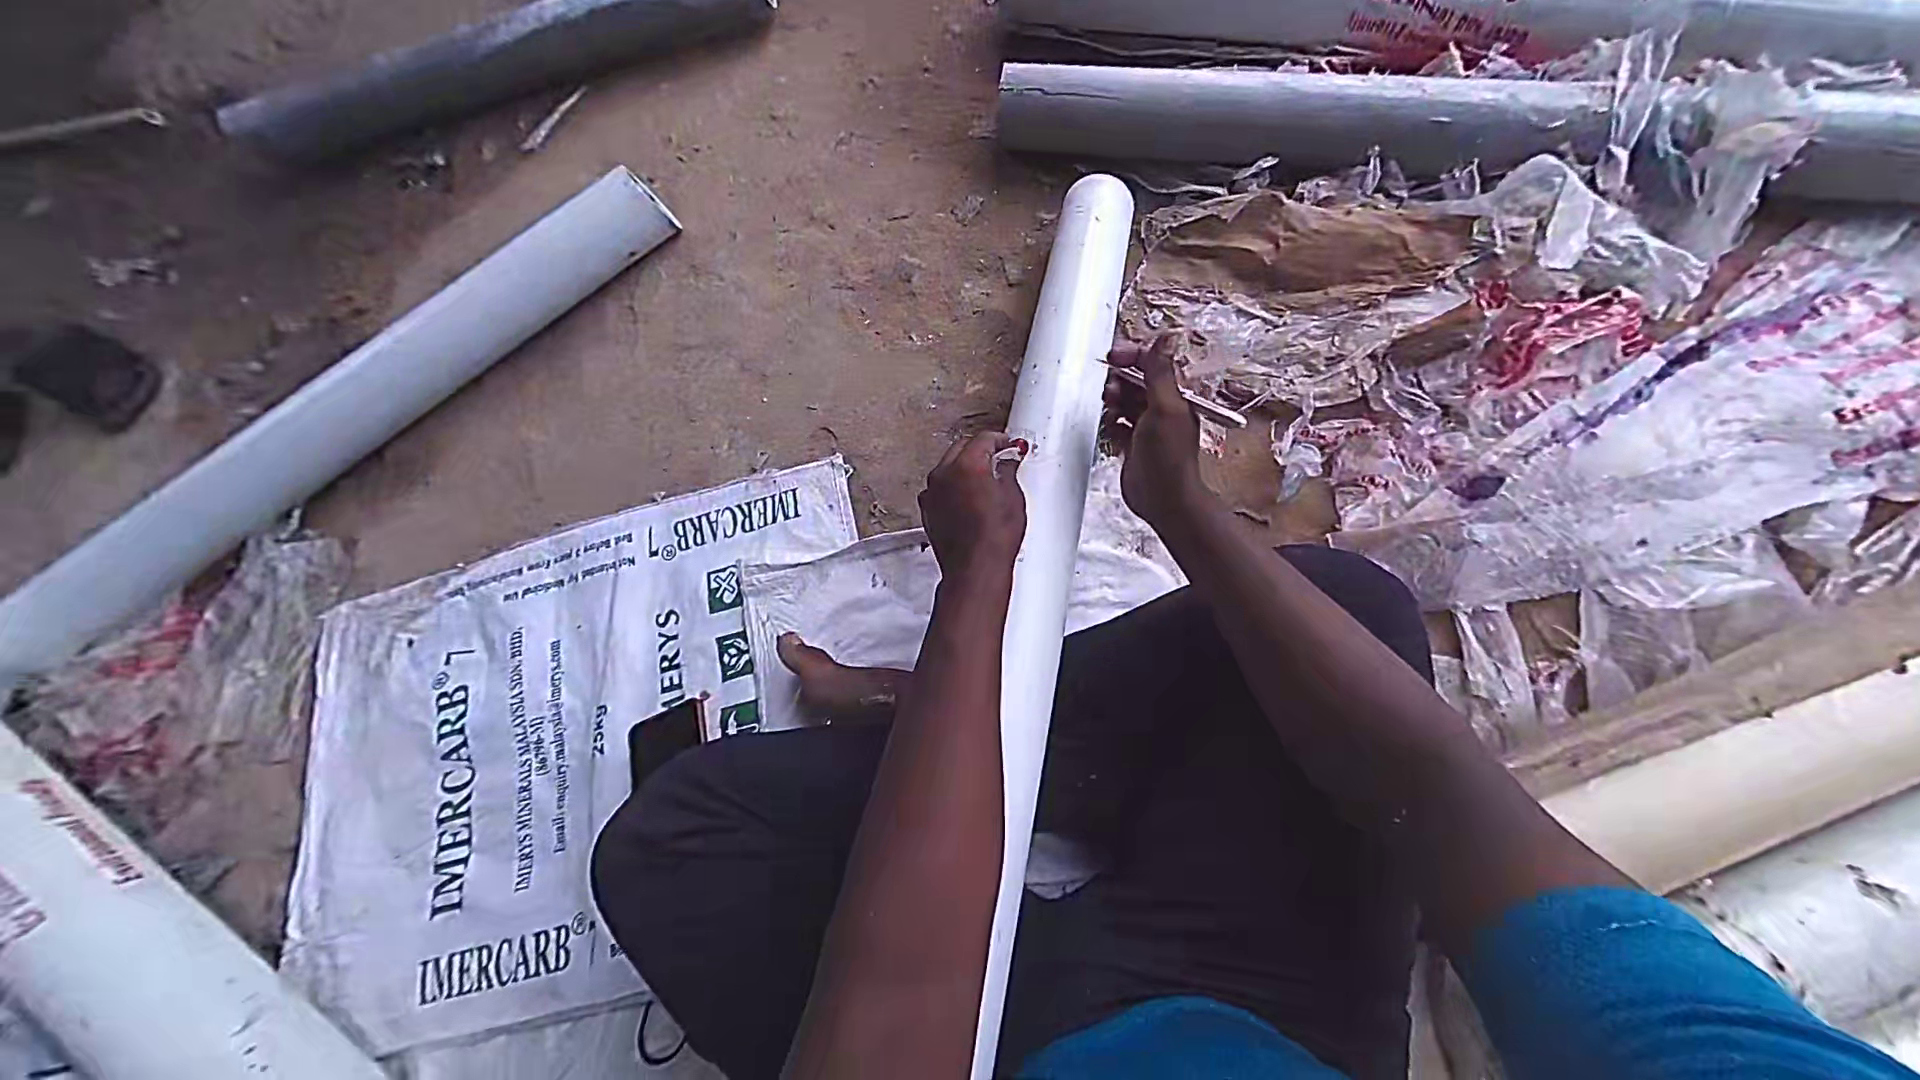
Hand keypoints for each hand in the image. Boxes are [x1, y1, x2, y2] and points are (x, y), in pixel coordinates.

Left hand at [919, 432, 1026, 578]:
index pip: (983, 439)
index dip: (1000, 440)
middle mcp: (943, 475)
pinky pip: (940, 489)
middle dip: (980, 450)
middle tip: (999, 458)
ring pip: (948, 468)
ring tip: (985, 480)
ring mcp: (932, 493)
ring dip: (964, 468)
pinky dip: (953, 488)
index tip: (1009, 445)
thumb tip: (1008, 462)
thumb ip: (1008, 470)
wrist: (975, 568)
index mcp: (966, 465)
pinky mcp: (928, 510)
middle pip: (961, 448)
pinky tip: (969, 499)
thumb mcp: (1013, 496)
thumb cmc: (993, 538)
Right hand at [1106, 334, 1204, 526]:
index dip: (1133, 356)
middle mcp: (1163, 408)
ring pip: (1125, 400)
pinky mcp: (1133, 443)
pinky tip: (1112, 426)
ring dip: (1114, 400)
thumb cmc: (1169, 457)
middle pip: (1136, 380)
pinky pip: (1117, 423)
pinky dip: (1112, 421)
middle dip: (1120, 380)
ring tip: (1111, 408)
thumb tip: (1166, 338)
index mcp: (1177, 395)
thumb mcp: (1165, 408)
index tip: (1114, 357)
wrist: (1163, 498)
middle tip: (1112, 390)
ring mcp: (1147, 426)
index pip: (1154, 363)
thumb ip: (1161, 372)